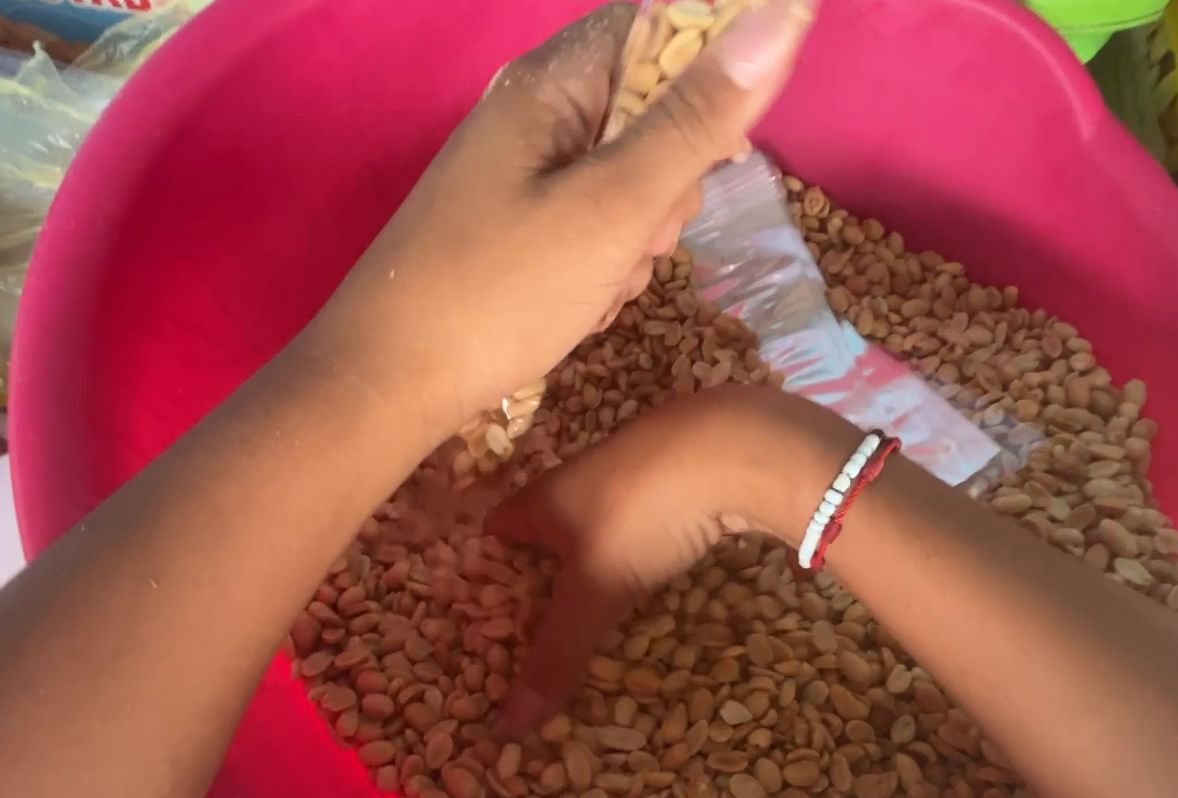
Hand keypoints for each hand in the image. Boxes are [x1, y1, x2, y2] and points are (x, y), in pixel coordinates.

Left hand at [305, 0, 815, 440]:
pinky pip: (590, 234)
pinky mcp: (517, 236)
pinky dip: (600, 270)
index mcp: (551, 86)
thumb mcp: (612, 207)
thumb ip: (694, 120)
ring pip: (624, 190)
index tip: (715, 155)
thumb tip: (783, 11)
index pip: (657, 33)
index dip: (706, 84)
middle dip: (663, 188)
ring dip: (633, 242)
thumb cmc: (501, 291)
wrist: (394, 381)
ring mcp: (522, 182)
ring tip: (599, 286)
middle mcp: (534, 121)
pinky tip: (580, 306)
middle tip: (636, 238)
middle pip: (646, 121)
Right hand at [487, 384, 859, 731]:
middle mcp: (578, 478)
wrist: (731, 446)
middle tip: (548, 619)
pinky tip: (661, 562)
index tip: (491, 615)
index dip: (488, 572)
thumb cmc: (641, 516)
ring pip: (598, 517)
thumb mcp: (594, 592)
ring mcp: (630, 466)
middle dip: (545, 569)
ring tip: (602, 599)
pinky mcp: (676, 467)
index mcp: (543, 500)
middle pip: (547, 527)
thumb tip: (506, 728)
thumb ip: (555, 656)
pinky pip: (645, 512)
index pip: (495, 532)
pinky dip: (645, 540)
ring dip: (597, 553)